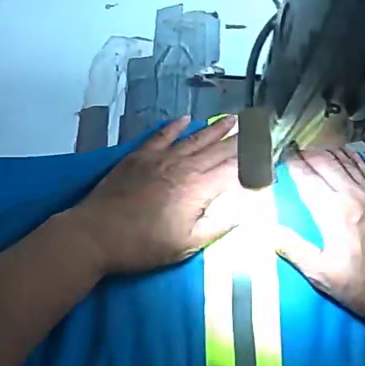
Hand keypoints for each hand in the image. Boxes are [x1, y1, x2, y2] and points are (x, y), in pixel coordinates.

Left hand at [55, 115, 249, 274]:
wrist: (95, 234)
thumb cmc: (142, 246)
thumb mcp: (187, 244)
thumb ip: (219, 223)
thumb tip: (247, 207)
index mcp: (198, 189)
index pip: (234, 169)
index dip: (254, 161)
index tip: (269, 153)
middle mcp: (182, 166)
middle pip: (218, 149)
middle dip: (242, 137)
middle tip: (261, 125)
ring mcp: (159, 158)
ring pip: (194, 138)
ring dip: (215, 128)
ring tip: (234, 118)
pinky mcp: (138, 157)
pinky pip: (161, 135)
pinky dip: (175, 126)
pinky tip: (186, 118)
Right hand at [273, 148, 364, 333]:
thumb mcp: (323, 276)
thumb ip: (295, 250)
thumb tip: (269, 232)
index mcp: (335, 213)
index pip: (308, 179)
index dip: (293, 165)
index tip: (280, 155)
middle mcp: (355, 197)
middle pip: (328, 164)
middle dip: (308, 154)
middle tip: (293, 150)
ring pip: (349, 163)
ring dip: (329, 153)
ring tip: (314, 149)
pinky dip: (353, 159)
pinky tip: (347, 156)